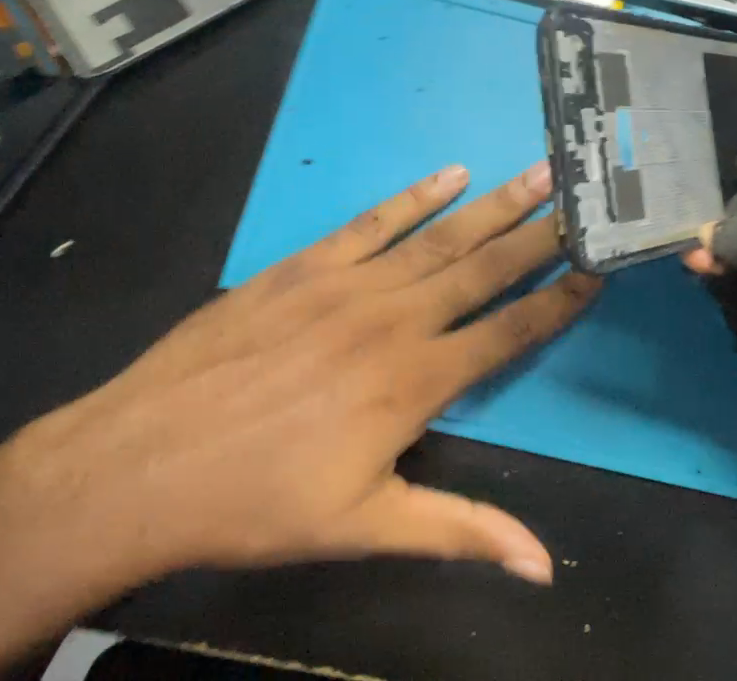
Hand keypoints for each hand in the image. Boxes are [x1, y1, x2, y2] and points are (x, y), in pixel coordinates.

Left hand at [0, 161, 597, 585]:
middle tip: (585, 196)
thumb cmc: (258, 502)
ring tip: (540, 171)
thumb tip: (546, 566)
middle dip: (541, 233)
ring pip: (439, 237)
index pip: (510, 331)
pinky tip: (449, 175)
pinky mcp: (301, 267)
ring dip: (495, 205)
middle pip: (485, 269)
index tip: (600, 269)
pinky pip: (371, 223)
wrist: (137, 465)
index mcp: (417, 380)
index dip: (560, 301)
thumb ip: (462, 532)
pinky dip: (414, 198)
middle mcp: (394, 319)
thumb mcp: (365, 528)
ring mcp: (346, 285)